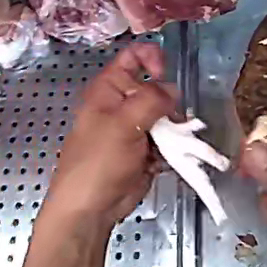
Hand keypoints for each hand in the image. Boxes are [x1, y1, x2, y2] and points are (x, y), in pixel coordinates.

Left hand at [41, 43, 176, 235]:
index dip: (152, 59)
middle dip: (170, 102)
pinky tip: (167, 159)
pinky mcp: (148, 149)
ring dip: (175, 128)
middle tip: (170, 120)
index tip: (165, 76)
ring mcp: (137, 128)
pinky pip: (171, 139)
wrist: (91, 209)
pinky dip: (174, 147)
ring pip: (168, 115)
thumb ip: (152, 99)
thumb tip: (174, 90)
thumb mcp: (122, 124)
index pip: (133, 57)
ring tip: (171, 144)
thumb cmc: (98, 163)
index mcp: (109, 90)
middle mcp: (124, 105)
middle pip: (158, 88)